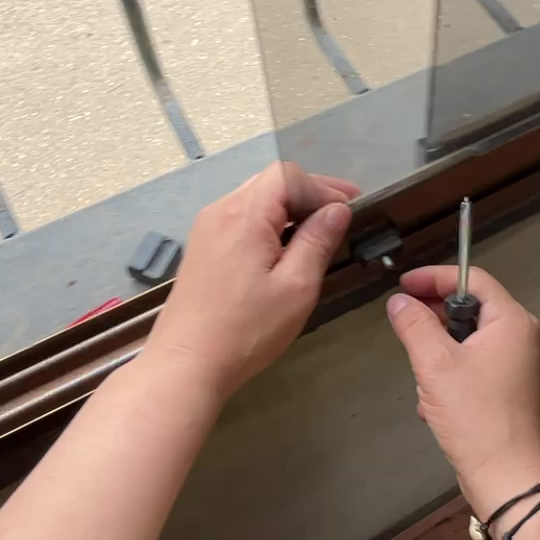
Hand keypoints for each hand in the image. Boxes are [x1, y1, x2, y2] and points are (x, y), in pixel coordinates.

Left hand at [143, 162, 358, 400]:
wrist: (187, 363)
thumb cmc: (246, 329)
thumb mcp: (296, 286)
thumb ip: (318, 241)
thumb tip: (337, 211)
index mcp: (244, 214)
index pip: (288, 176)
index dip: (323, 186)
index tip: (352, 206)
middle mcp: (221, 211)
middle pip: (270, 182)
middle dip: (309, 192)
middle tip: (342, 212)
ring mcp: (207, 228)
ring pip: (255, 199)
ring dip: (289, 207)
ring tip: (319, 229)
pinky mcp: (203, 247)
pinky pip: (241, 218)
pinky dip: (269, 222)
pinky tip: (286, 245)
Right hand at [386, 265, 539, 517]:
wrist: (506, 477)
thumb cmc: (475, 416)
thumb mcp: (435, 365)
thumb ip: (414, 325)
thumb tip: (399, 302)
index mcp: (512, 321)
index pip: (473, 279)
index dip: (435, 277)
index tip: (403, 285)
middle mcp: (523, 336)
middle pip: (472, 307)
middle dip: (435, 317)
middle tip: (405, 325)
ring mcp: (520, 364)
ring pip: (470, 339)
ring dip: (440, 352)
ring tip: (422, 376)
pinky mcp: (512, 388)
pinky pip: (476, 364)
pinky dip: (452, 372)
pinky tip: (433, 400)